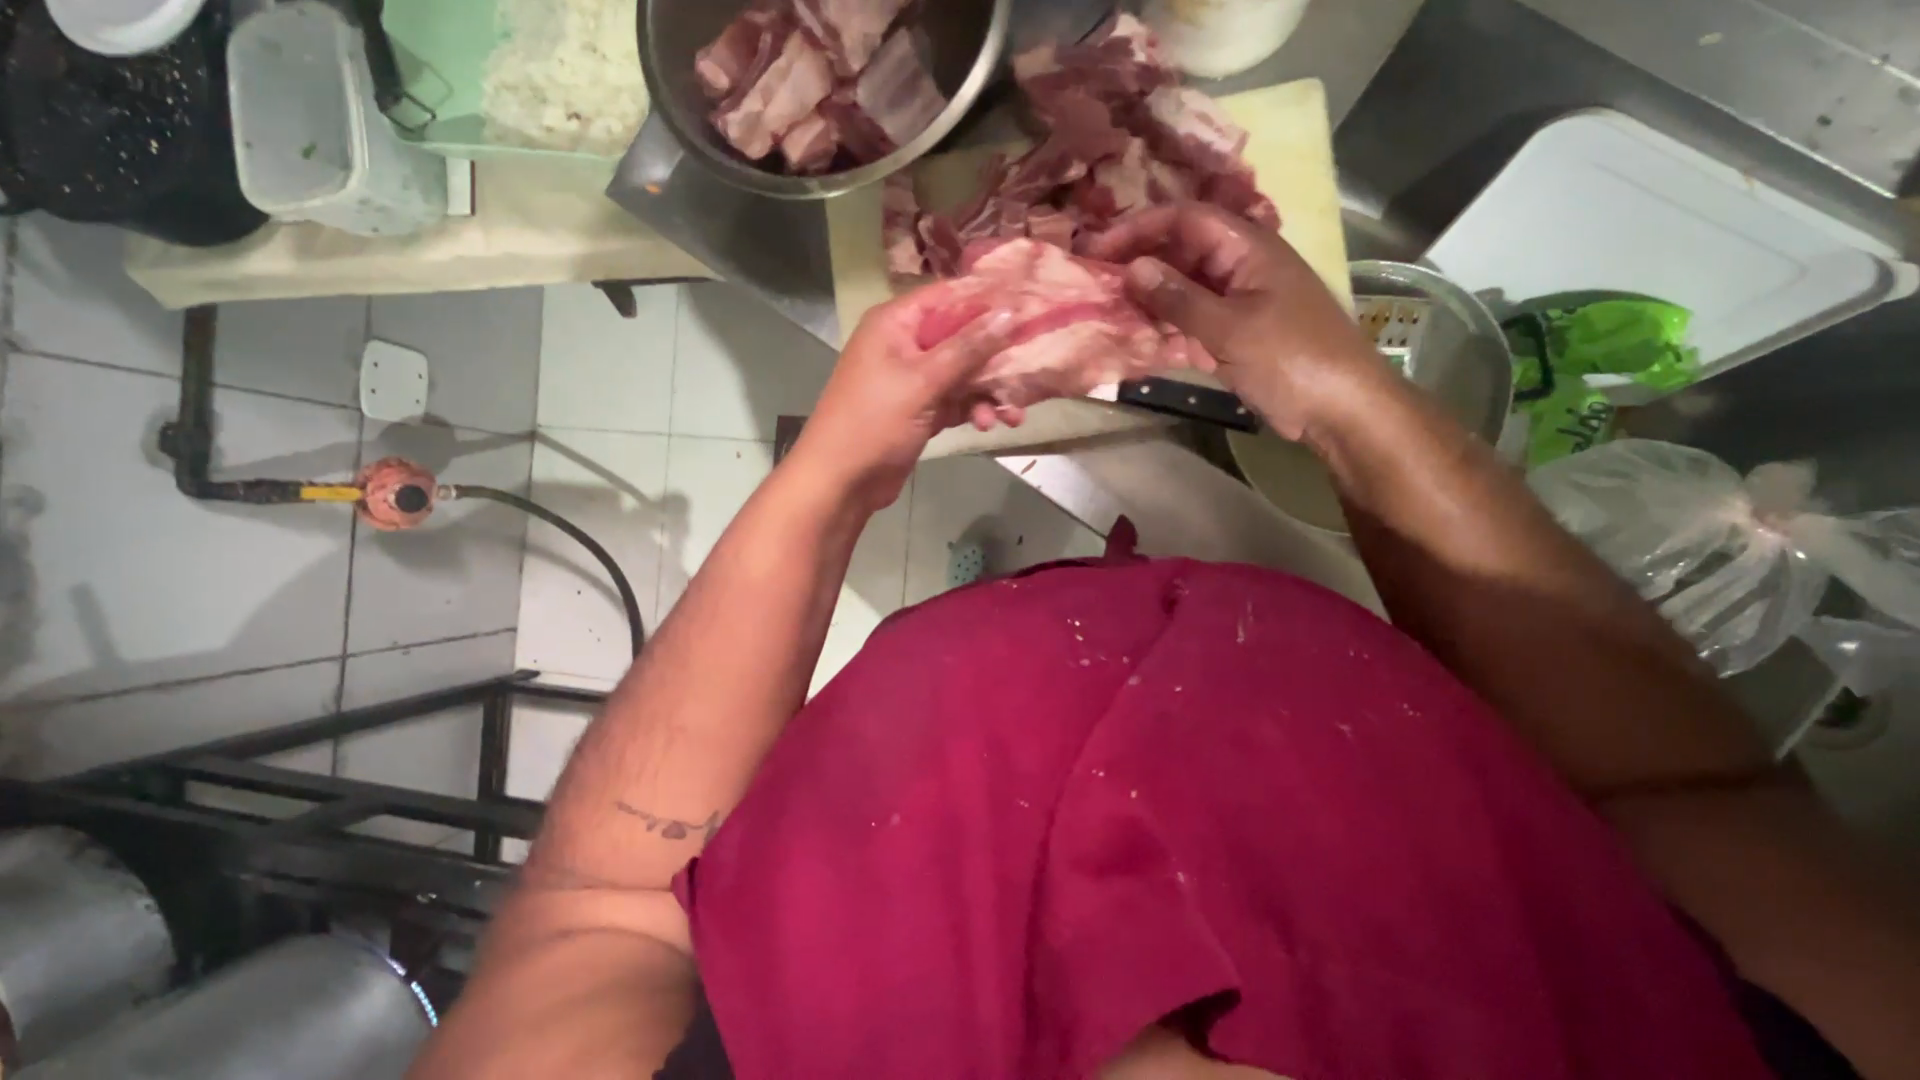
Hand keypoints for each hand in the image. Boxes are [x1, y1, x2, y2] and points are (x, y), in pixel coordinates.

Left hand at [788, 284, 1020, 510]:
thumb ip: (968, 347)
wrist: (840, 482)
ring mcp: (913, 378)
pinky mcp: (920, 409)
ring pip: (964, 372)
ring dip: (990, 389)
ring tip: (1014, 412)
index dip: (989, 299)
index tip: (1031, 304)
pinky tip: (992, 424)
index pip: (949, 296)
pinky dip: (975, 409)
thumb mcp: (923, 381)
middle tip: (1034, 363)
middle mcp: (904, 344)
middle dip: (996, 354)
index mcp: (896, 323)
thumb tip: (1010, 312)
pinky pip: (957, 400)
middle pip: (962, 335)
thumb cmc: (873, 422)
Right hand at [1084, 202, 1388, 441]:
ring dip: (1146, 299)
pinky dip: (1164, 328)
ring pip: (1181, 288)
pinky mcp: (1234, 334)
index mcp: (1247, 247)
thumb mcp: (1230, 328)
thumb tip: (1132, 269)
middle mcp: (1239, 266)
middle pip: (1179, 251)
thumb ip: (1178, 298)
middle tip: (1093, 283)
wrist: (1340, 408)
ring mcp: (1237, 301)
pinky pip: (1190, 321)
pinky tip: (1135, 340)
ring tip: (1106, 313)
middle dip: (1137, 263)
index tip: (1097, 250)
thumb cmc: (1293, 358)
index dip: (1138, 228)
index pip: (1184, 219)